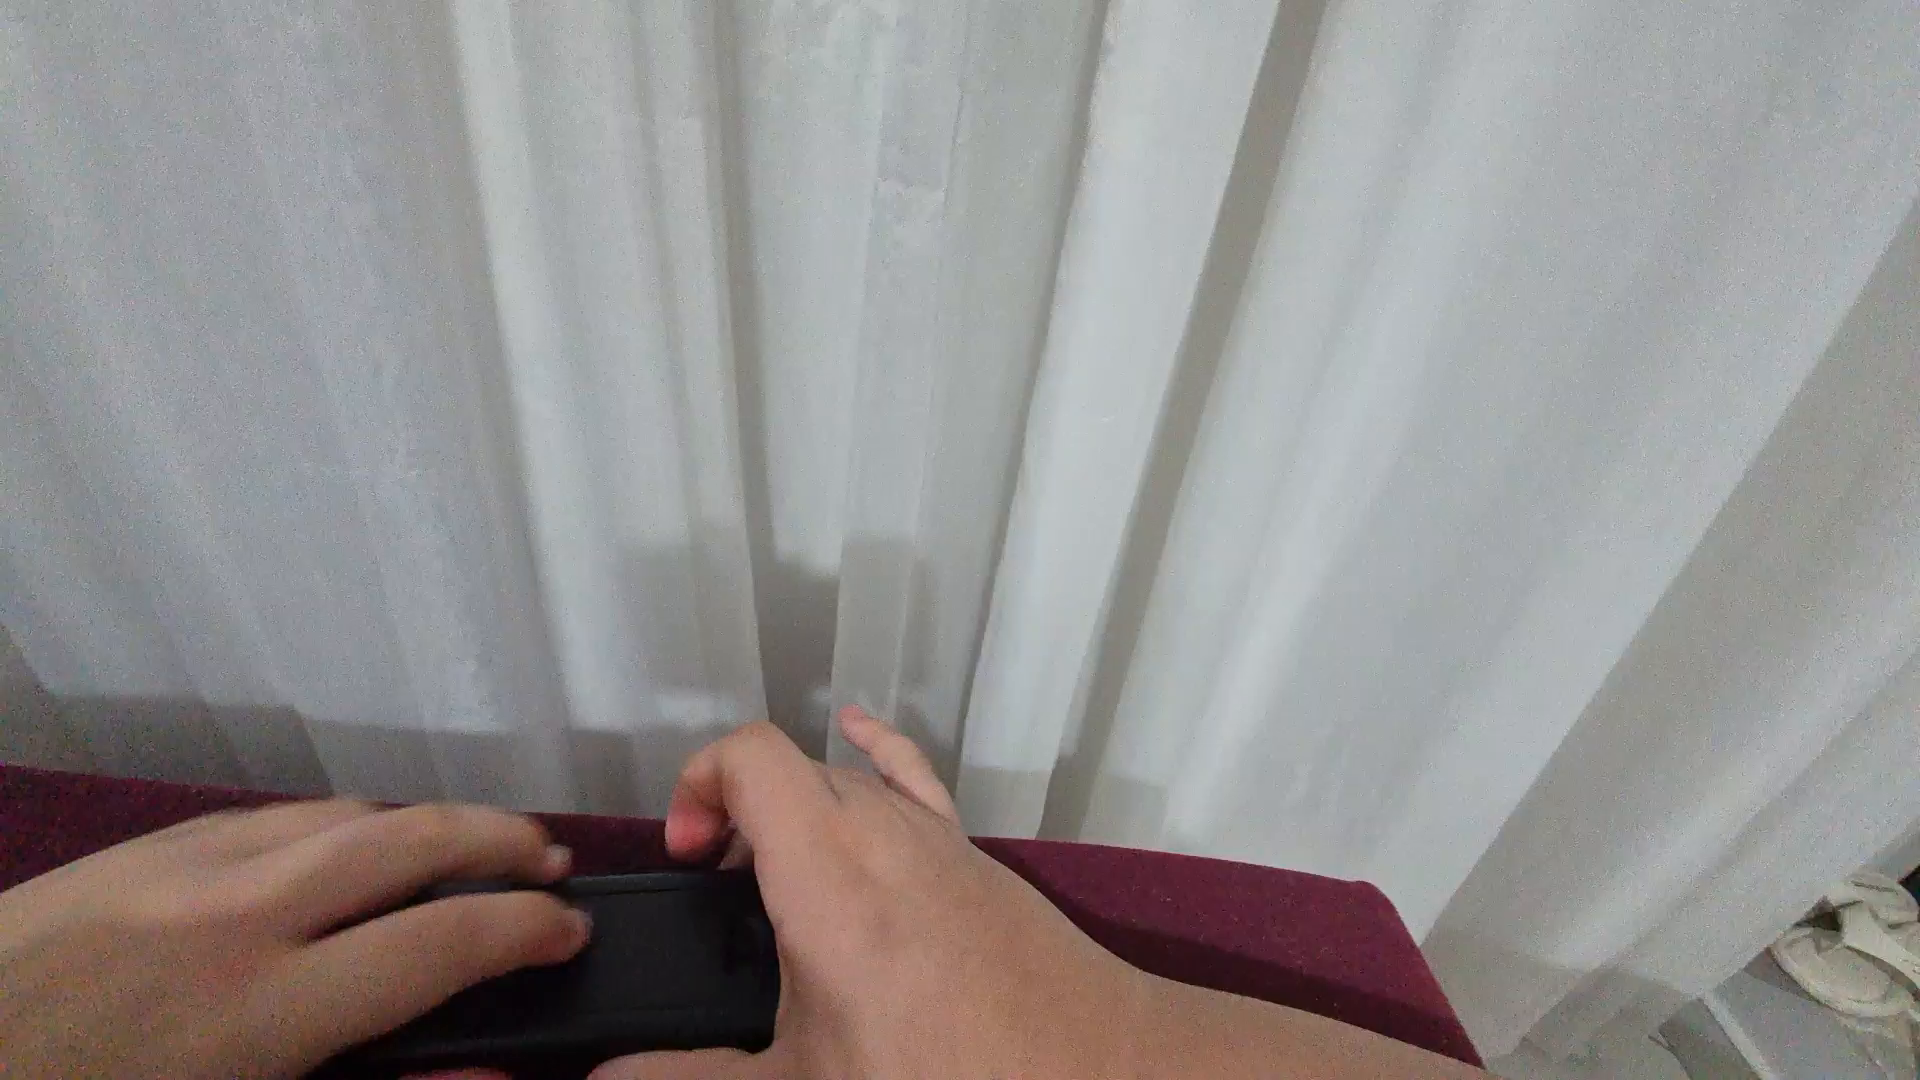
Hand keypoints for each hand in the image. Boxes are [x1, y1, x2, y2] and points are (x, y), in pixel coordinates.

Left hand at [0, 800, 589, 1079]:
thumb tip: (490, 1069)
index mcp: (242, 1018)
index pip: (439, 944)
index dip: (527, 930)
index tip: (569, 931)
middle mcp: (226, 916)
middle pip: (416, 838)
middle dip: (505, 841)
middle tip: (552, 860)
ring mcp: (174, 868)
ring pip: (355, 812)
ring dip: (433, 826)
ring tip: (471, 849)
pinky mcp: (131, 849)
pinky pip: (279, 814)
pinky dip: (349, 826)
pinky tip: (353, 853)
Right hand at [594, 709, 1488, 1079]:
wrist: (1080, 1067)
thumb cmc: (935, 1075)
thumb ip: (691, 1079)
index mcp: (824, 869)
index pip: (751, 756)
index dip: (701, 779)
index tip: (688, 852)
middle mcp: (876, 822)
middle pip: (788, 768)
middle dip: (736, 808)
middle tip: (720, 888)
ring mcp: (926, 825)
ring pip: (839, 776)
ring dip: (791, 803)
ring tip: (769, 872)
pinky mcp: (961, 839)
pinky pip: (910, 766)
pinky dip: (873, 743)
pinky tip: (855, 725)